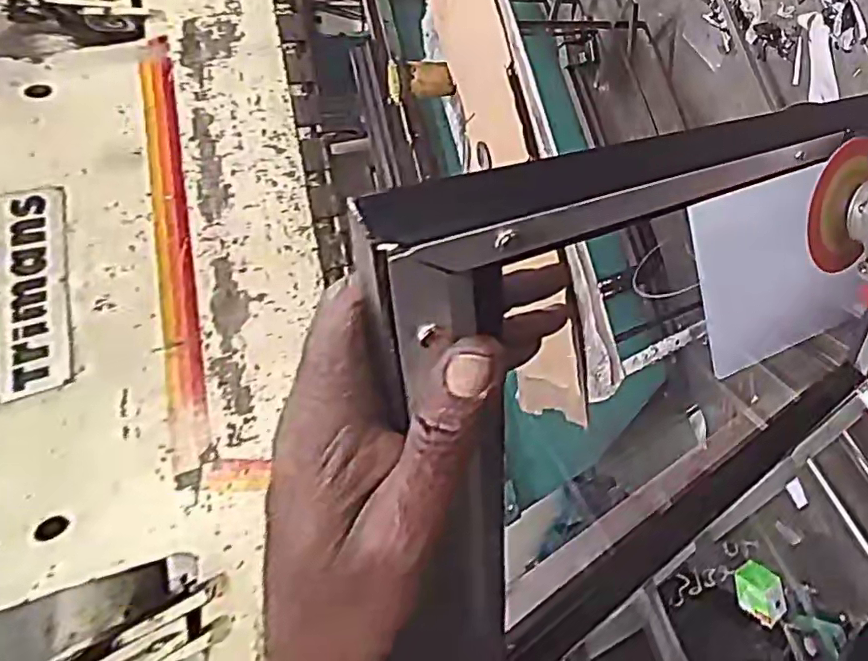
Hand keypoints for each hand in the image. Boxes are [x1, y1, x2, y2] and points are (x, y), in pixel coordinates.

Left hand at [264, 271, 570, 660]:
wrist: (332, 655)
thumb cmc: (349, 604)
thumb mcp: (407, 517)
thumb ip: (442, 433)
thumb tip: (473, 354)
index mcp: (326, 417)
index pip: (349, 311)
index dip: (402, 267)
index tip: (463, 246)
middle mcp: (334, 409)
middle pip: (398, 320)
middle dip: (468, 291)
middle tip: (532, 279)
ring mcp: (355, 423)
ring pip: (419, 345)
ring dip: (479, 324)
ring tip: (541, 309)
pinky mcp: (375, 436)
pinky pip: (426, 377)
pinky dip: (472, 359)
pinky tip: (512, 354)